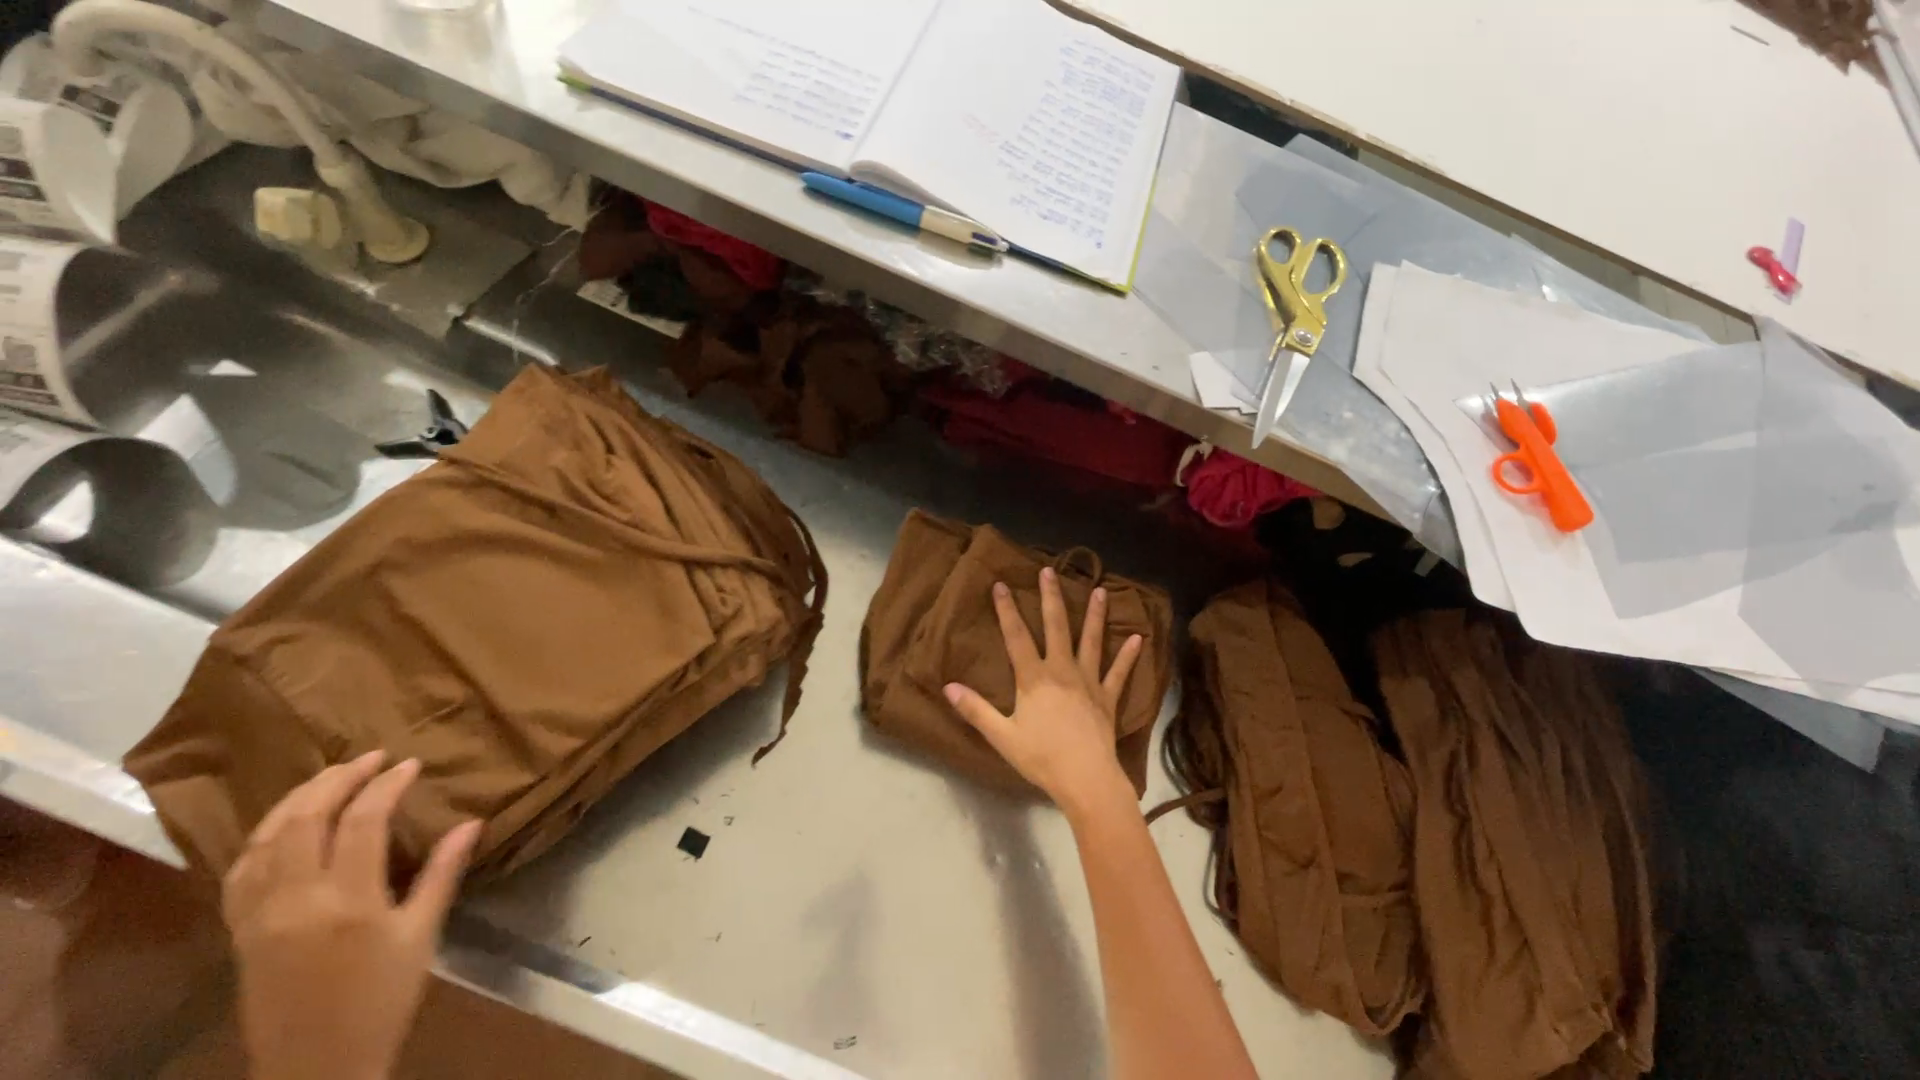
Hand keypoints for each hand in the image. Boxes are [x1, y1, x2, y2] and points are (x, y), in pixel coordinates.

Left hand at [222, 751, 481, 1079]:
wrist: (316, 1067)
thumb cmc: (383, 1001)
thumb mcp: (422, 937)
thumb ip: (441, 874)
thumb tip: (471, 823)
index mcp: (349, 901)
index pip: (363, 821)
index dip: (387, 785)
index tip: (410, 764)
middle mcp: (296, 899)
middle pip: (307, 817)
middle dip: (339, 778)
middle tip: (370, 757)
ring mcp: (259, 914)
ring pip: (267, 836)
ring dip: (299, 798)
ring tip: (330, 776)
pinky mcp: (238, 930)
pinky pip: (241, 868)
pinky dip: (264, 834)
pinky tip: (285, 823)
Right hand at [945, 566, 1144, 817]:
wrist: (1086, 778)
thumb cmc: (1041, 758)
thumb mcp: (1001, 736)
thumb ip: (976, 710)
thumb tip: (948, 687)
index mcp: (1033, 678)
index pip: (1016, 637)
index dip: (1007, 610)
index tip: (1001, 585)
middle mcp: (1062, 671)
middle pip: (1056, 628)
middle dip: (1051, 598)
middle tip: (1049, 571)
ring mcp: (1088, 682)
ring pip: (1091, 641)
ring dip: (1095, 616)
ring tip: (1100, 591)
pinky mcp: (1107, 698)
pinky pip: (1119, 673)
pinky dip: (1128, 656)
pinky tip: (1138, 639)